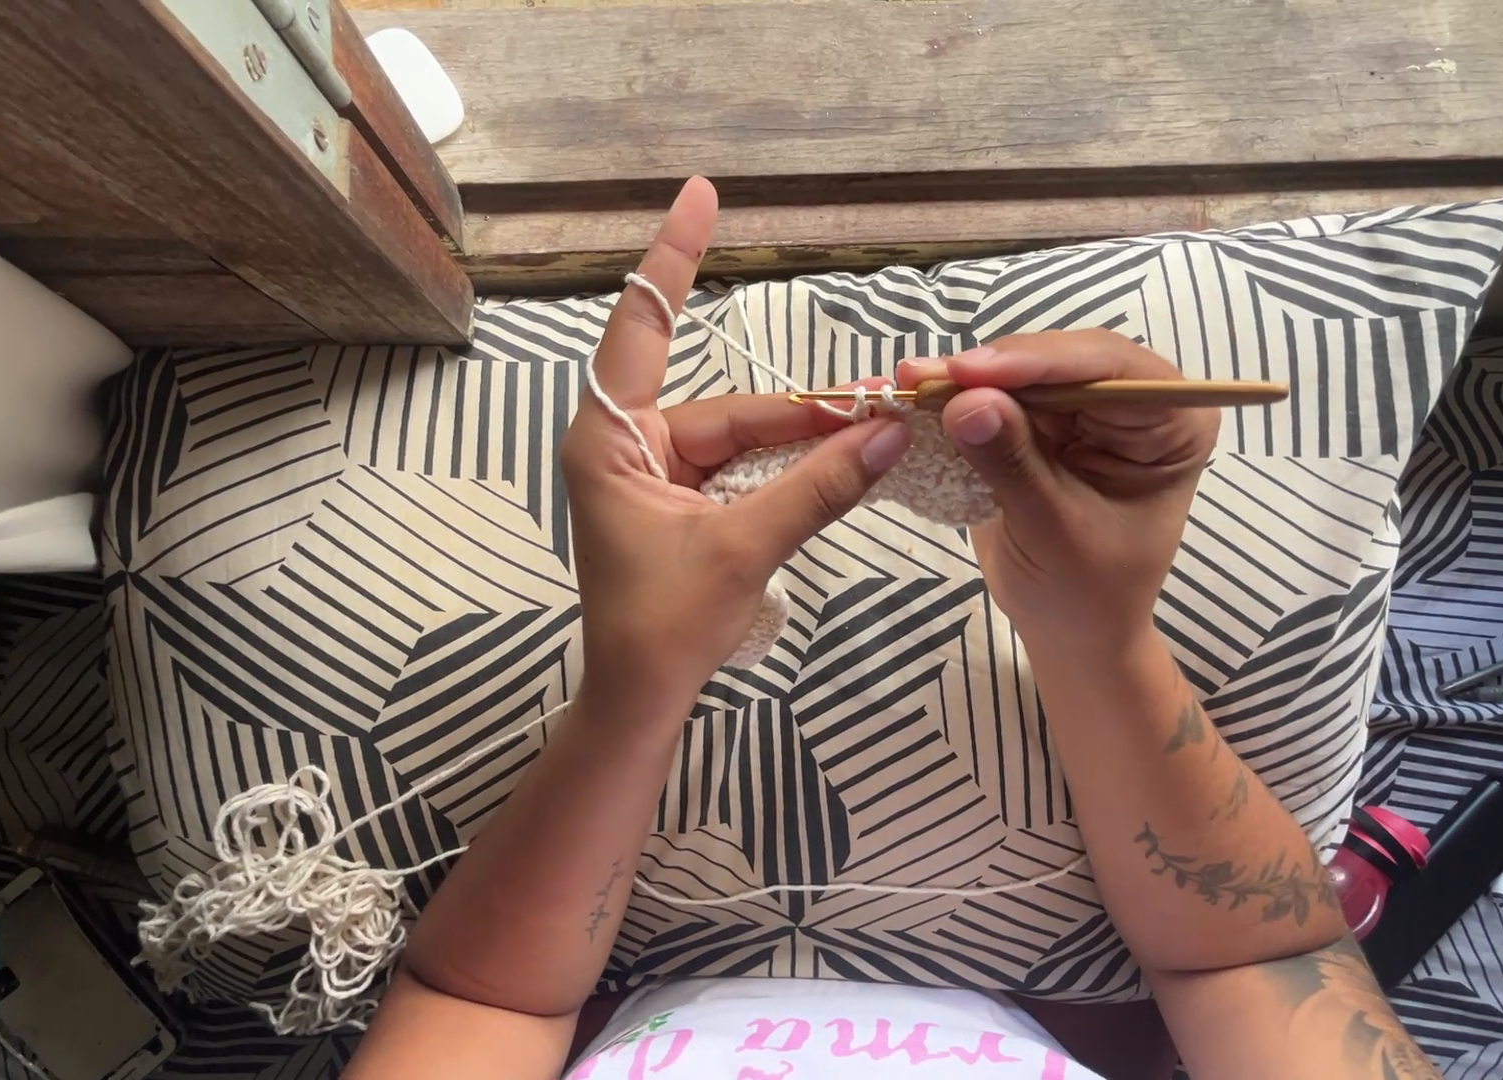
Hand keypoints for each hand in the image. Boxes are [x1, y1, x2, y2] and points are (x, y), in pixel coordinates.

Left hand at [564, 177, 910, 700]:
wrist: (641, 695)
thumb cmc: (665, 627)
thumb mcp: (743, 549)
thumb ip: (815, 488)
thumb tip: (890, 435)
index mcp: (612, 441)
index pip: (643, 329)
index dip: (672, 260)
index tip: (700, 195)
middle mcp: (627, 444)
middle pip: (724, 404)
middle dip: (798, 411)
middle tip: (876, 408)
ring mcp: (654, 474)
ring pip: (739, 438)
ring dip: (800, 442)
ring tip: (871, 439)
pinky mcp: (678, 502)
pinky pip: (738, 468)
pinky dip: (783, 468)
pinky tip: (834, 465)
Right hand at [898, 331, 1216, 648]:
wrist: (1068, 628)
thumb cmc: (1083, 591)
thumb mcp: (1051, 529)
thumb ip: (1012, 462)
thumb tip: (964, 401)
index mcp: (1170, 425)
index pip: (1109, 371)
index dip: (1036, 363)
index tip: (968, 371)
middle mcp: (1132, 407)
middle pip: (1060, 363)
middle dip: (991, 369)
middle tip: (924, 373)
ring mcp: (1084, 415)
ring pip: (1022, 376)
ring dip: (965, 380)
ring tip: (913, 380)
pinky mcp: (1042, 430)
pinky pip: (1000, 401)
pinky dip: (960, 402)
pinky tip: (922, 398)